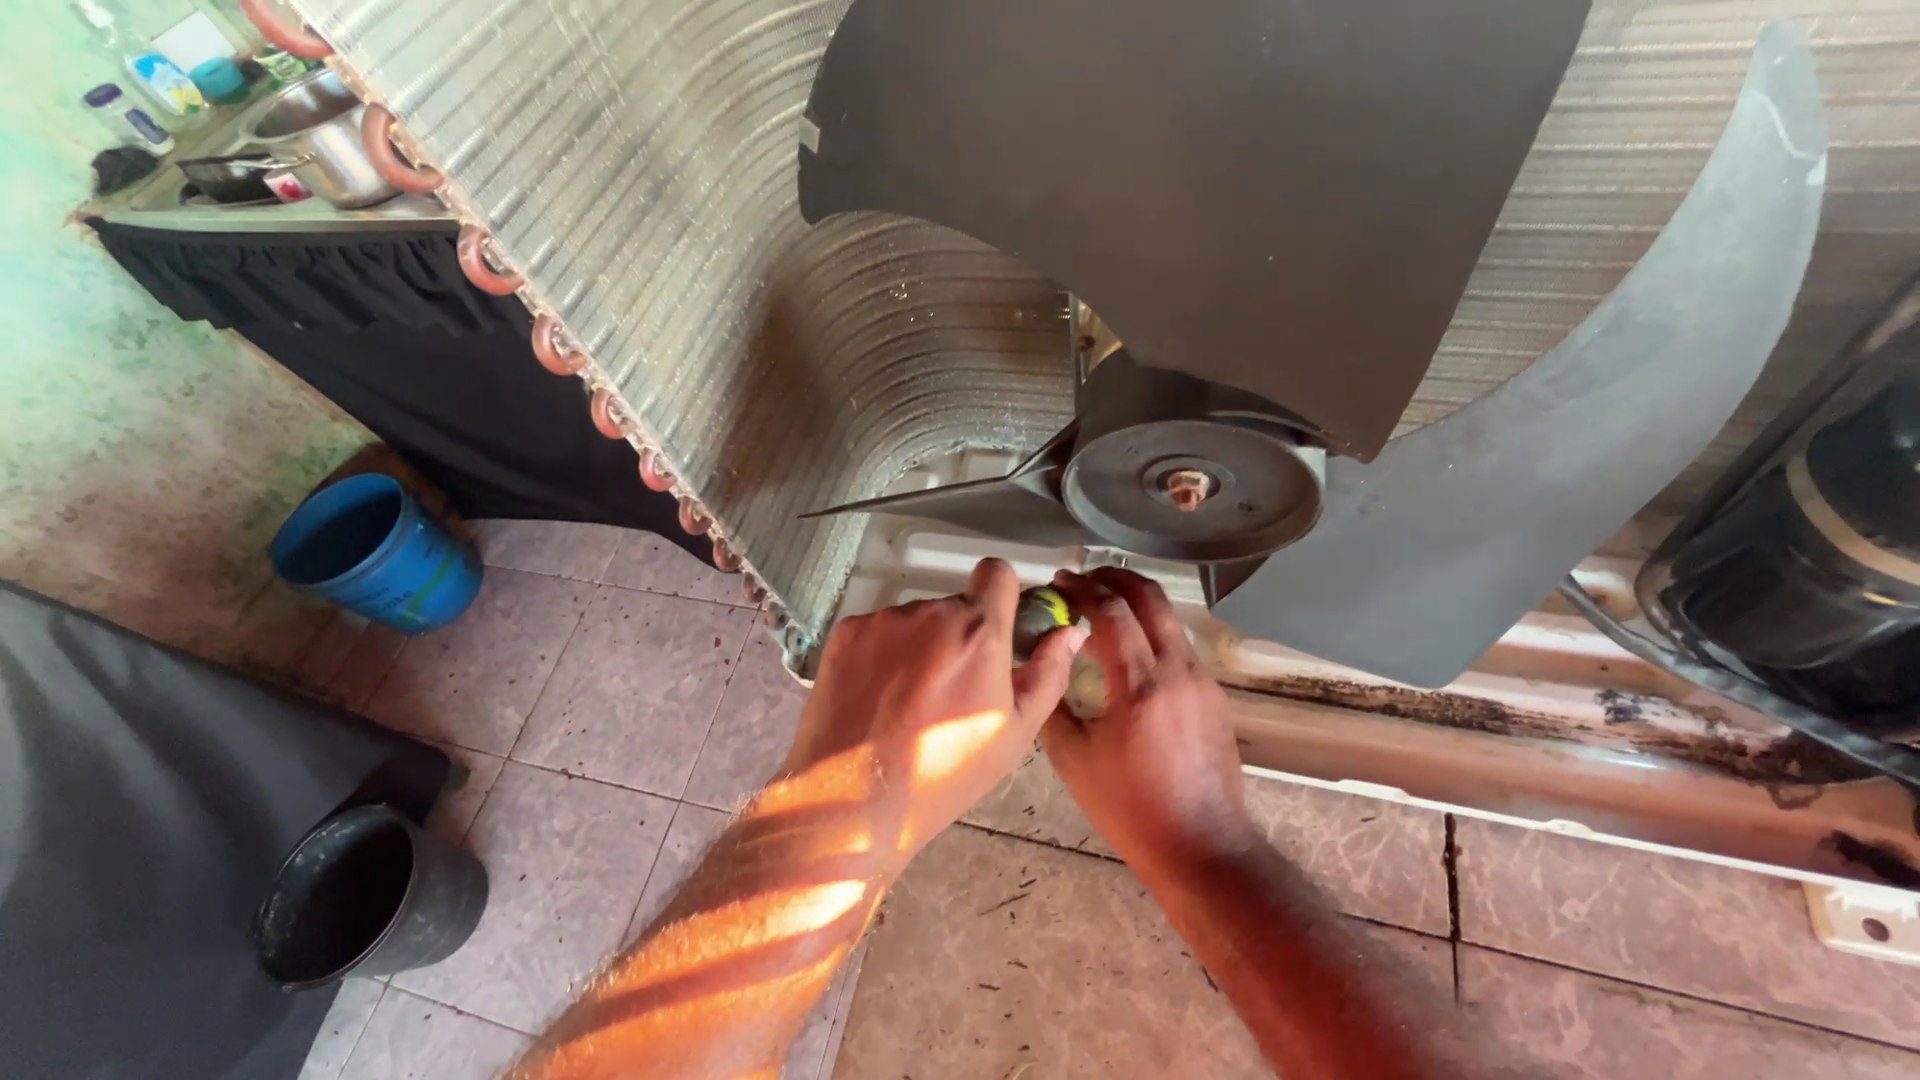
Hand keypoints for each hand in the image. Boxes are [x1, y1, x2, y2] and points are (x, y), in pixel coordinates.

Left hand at [779, 558, 1086, 865]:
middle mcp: (930, 611)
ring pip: (914, 620)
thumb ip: (1047, 672)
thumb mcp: (1014, 732)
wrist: (854, 798)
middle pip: (955, 605)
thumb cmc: (946, 772)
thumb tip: (1070, 631)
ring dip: (919, 646)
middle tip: (950, 689)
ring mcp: (883, 619)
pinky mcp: (845, 632)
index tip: (998, 626)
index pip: (997, 572)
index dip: (1001, 593)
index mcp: (979, 631)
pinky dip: (881, 654)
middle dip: (959, 636)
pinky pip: (876, 630)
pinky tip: (876, 697)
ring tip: (907, 701)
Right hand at [1042, 568, 1255, 879]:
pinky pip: (1179, 645)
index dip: (1082, 588)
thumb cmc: (1129, 807)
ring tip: (1103, 608)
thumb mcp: (1073, 760)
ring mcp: (1202, 680)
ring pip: (1169, 618)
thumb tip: (1038, 669)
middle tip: (1083, 578)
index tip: (1059, 581)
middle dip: (1114, 577)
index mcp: (1139, 683)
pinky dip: (1152, 630)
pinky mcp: (1214, 695)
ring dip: (1135, 601)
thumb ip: (1051, 706)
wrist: (1201, 845)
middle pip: (1149, 597)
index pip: (1111, 611)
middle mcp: (1176, 669)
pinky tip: (1130, 650)